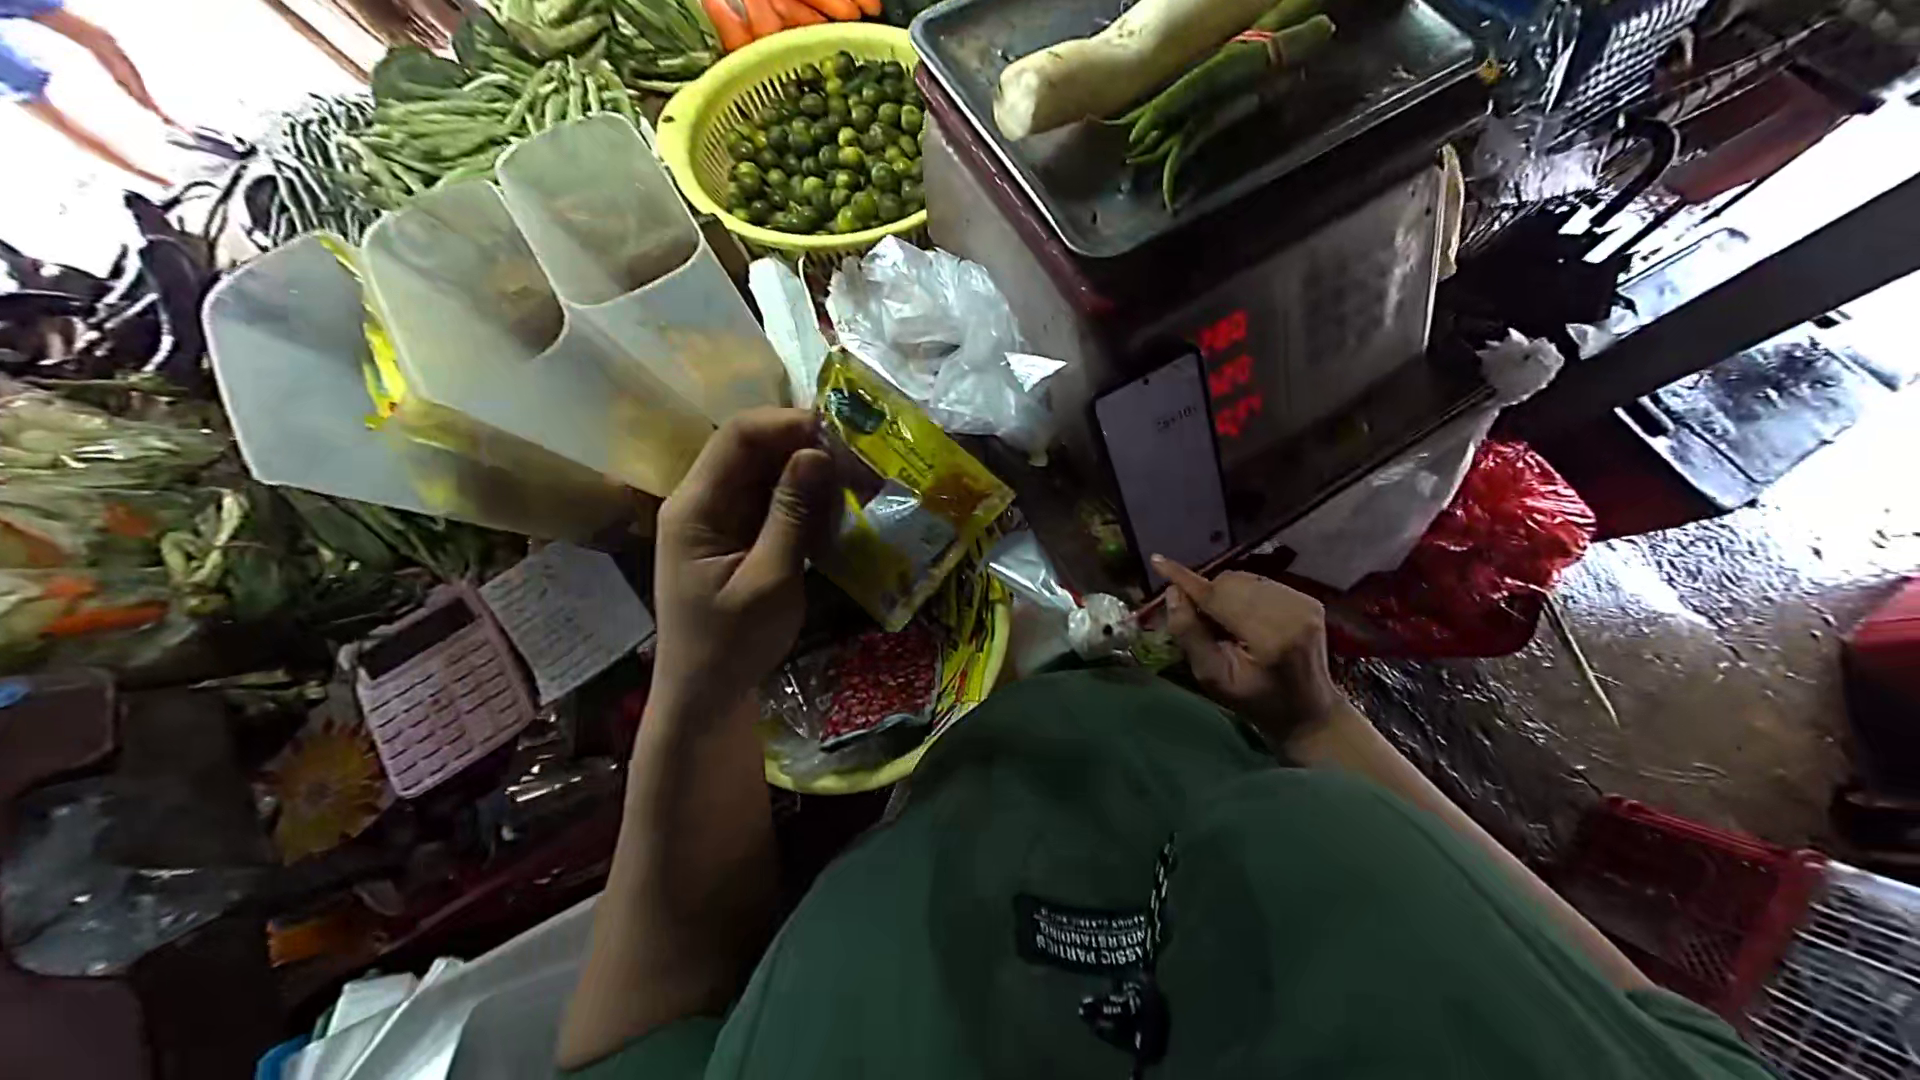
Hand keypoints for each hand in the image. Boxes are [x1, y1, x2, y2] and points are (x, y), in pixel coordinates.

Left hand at [651, 409, 835, 716]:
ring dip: (809, 474)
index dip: (788, 423)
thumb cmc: (730, 645)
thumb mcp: (769, 580)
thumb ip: (792, 514)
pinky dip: (804, 501)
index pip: (738, 436)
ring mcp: (720, 519)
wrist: (705, 696)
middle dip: (806, 447)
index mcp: (695, 506)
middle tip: (859, 460)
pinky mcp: (737, 537)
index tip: (840, 433)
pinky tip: (834, 511)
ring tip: (855, 484)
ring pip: (767, 474)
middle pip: (754, 450)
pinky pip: (772, 502)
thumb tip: (818, 453)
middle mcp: (703, 501)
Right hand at [1154, 556, 1343, 741]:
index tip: (1158, 562)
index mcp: (1271, 637)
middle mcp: (1292, 612)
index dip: (1186, 580)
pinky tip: (1243, 618)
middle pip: (1229, 583)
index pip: (1219, 597)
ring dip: (1223, 594)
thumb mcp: (1213, 678)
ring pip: (1243, 579)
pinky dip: (1242, 595)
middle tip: (1199, 622)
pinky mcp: (1308, 599)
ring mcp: (1304, 603)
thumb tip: (1172, 593)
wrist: (1309, 710)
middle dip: (1206, 595)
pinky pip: (1259, 583)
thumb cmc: (1256, 701)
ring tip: (1223, 623)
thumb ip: (1190, 635)